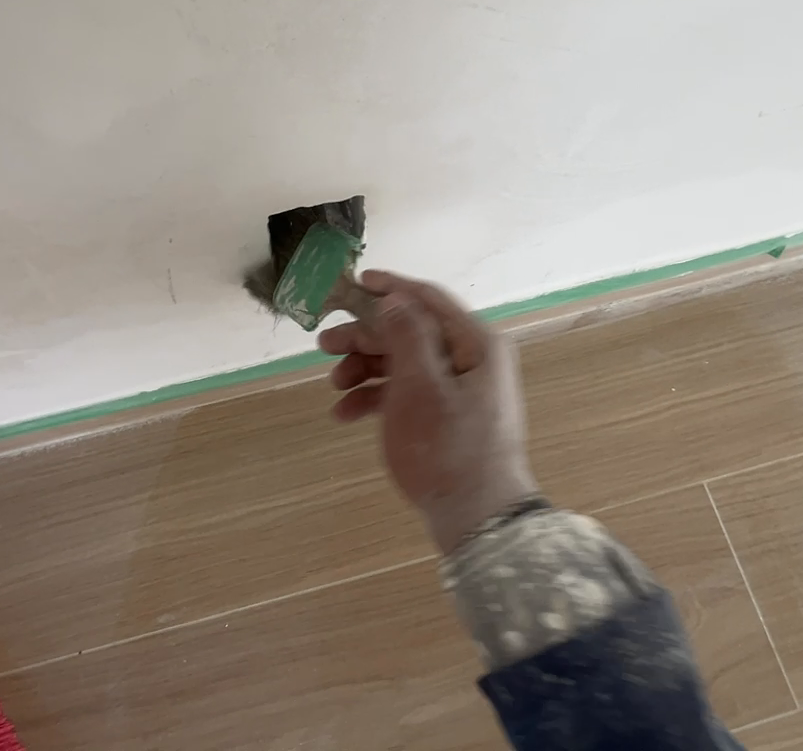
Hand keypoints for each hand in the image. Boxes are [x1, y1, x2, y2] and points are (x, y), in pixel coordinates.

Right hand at [318, 271, 539, 553]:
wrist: (479, 521)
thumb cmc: (447, 448)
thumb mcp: (420, 386)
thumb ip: (407, 336)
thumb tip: (396, 298)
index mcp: (475, 344)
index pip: (428, 300)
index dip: (391, 288)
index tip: (356, 281)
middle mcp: (471, 360)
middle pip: (411, 332)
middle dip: (366, 337)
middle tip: (323, 344)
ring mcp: (460, 390)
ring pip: (405, 364)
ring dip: (366, 369)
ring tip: (333, 386)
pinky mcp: (448, 416)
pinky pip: (409, 394)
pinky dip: (377, 399)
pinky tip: (345, 415)